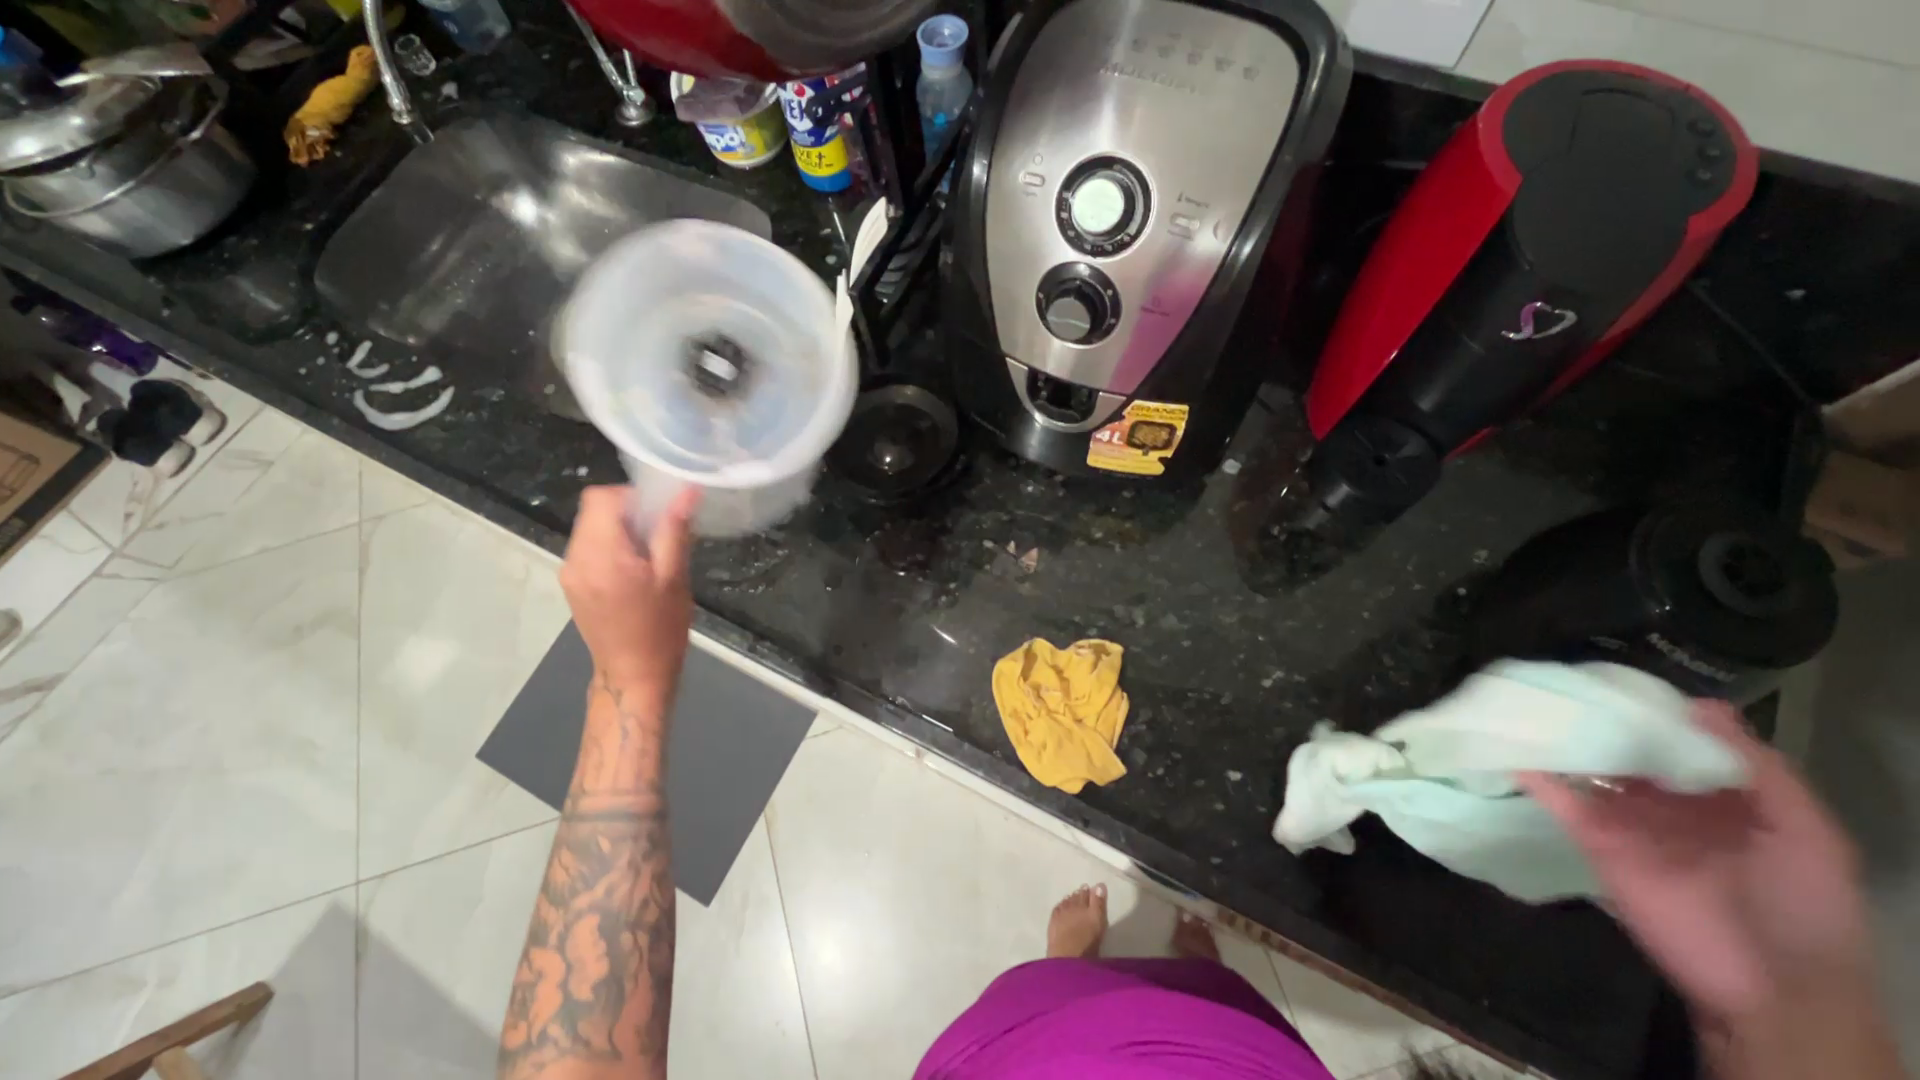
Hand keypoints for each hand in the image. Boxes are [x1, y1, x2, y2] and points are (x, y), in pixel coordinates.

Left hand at [559, 484, 699, 710]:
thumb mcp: (674, 577)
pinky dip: (611, 549)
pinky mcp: (572, 585)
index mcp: (601, 555)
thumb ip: (675, 530)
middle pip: (594, 511)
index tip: (659, 515)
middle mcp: (576, 559)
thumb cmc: (661, 629)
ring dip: (620, 532)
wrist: (633, 676)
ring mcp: (570, 573)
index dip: (631, 497)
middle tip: (660, 537)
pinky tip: (634, 573)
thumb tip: (687, 491)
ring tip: (649, 557)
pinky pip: (589, 549)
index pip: (600, 498)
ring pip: (592, 529)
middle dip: (628, 515)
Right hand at [1521, 702, 1872, 1025]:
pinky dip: (1536, 778)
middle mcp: (1670, 799)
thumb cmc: (1803, 906)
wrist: (1770, 986)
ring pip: (1591, 768)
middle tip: (1566, 681)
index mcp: (1722, 792)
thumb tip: (1697, 705)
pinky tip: (1512, 750)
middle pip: (1628, 747)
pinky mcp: (1595, 843)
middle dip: (1602, 717)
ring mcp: (1629, 820)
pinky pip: (1562, 804)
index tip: (1624, 677)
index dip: (1656, 707)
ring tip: (1529, 702)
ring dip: (1564, 740)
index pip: (1681, 736)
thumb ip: (1759, 769)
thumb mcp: (1807, 833)